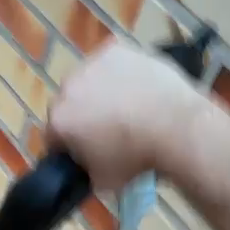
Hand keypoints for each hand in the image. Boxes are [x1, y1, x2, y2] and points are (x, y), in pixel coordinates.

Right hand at [47, 41, 206, 190]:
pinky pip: (109, 63)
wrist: (175, 126)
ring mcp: (91, 65)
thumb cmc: (136, 158)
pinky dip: (119, 73)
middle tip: (108, 129)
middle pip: (68, 104)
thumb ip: (86, 170)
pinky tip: (136, 85)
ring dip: (98, 90)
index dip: (69, 146)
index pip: (54, 136)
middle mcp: (67, 88)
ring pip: (87, 80)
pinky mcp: (114, 49)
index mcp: (59, 121)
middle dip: (82, 115)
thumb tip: (89, 166)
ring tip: (127, 105)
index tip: (87, 152)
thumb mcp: (104, 180)